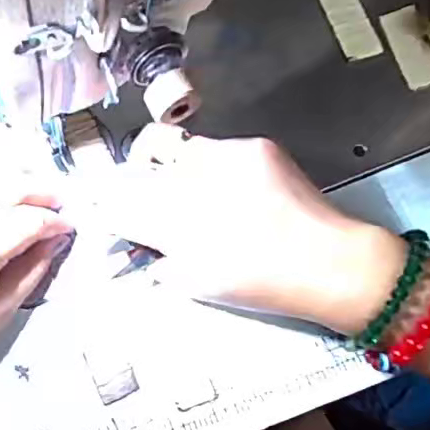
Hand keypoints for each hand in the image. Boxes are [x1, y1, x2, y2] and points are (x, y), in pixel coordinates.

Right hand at [84, 125, 404, 334]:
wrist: (328, 262)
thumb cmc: (262, 284)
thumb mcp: (198, 284)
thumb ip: (160, 263)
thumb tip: (139, 252)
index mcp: (173, 222)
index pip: (118, 203)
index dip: (105, 207)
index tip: (101, 210)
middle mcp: (192, 179)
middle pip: (140, 166)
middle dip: (135, 183)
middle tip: (146, 202)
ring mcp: (225, 156)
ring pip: (176, 148)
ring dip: (172, 169)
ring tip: (194, 195)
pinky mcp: (254, 145)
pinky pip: (216, 148)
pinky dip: (212, 168)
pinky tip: (232, 191)